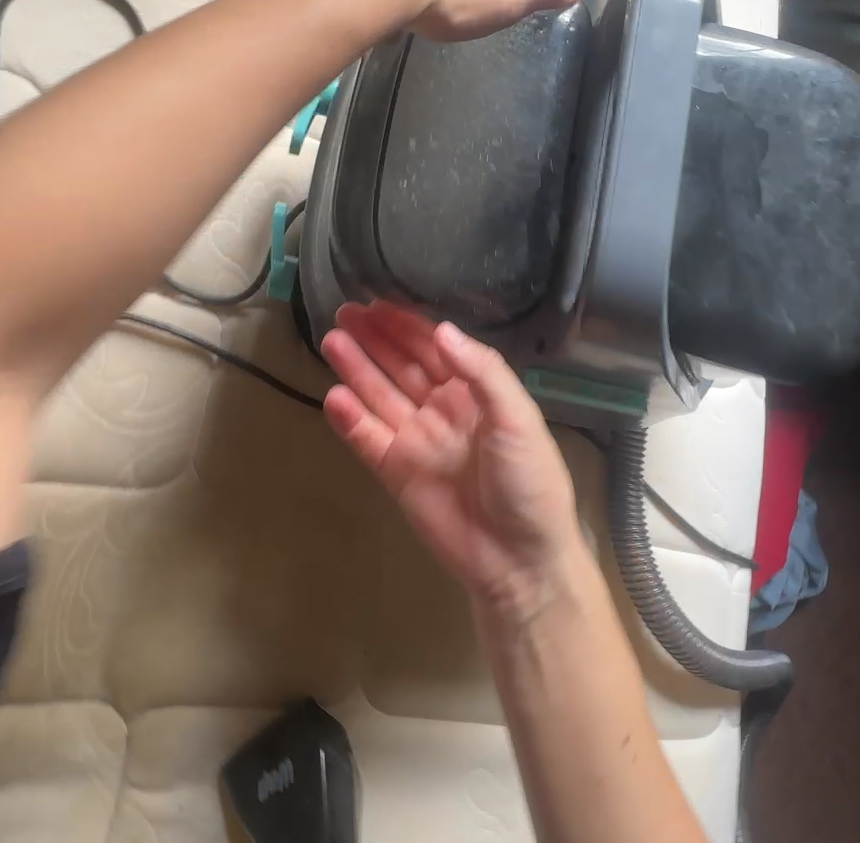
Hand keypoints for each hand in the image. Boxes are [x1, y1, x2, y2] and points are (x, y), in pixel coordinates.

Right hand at [320, 302, 585, 623]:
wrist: (518, 558)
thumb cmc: (529, 482)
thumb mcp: (518, 418)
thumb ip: (483, 372)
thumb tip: (442, 330)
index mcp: (476, 394)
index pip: (436, 349)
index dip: (408, 325)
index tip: (379, 302)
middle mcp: (443, 410)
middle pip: (402, 366)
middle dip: (376, 339)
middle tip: (345, 312)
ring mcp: (416, 440)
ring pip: (380, 396)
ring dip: (356, 368)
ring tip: (331, 340)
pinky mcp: (395, 472)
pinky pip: (367, 439)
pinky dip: (350, 419)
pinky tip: (333, 395)